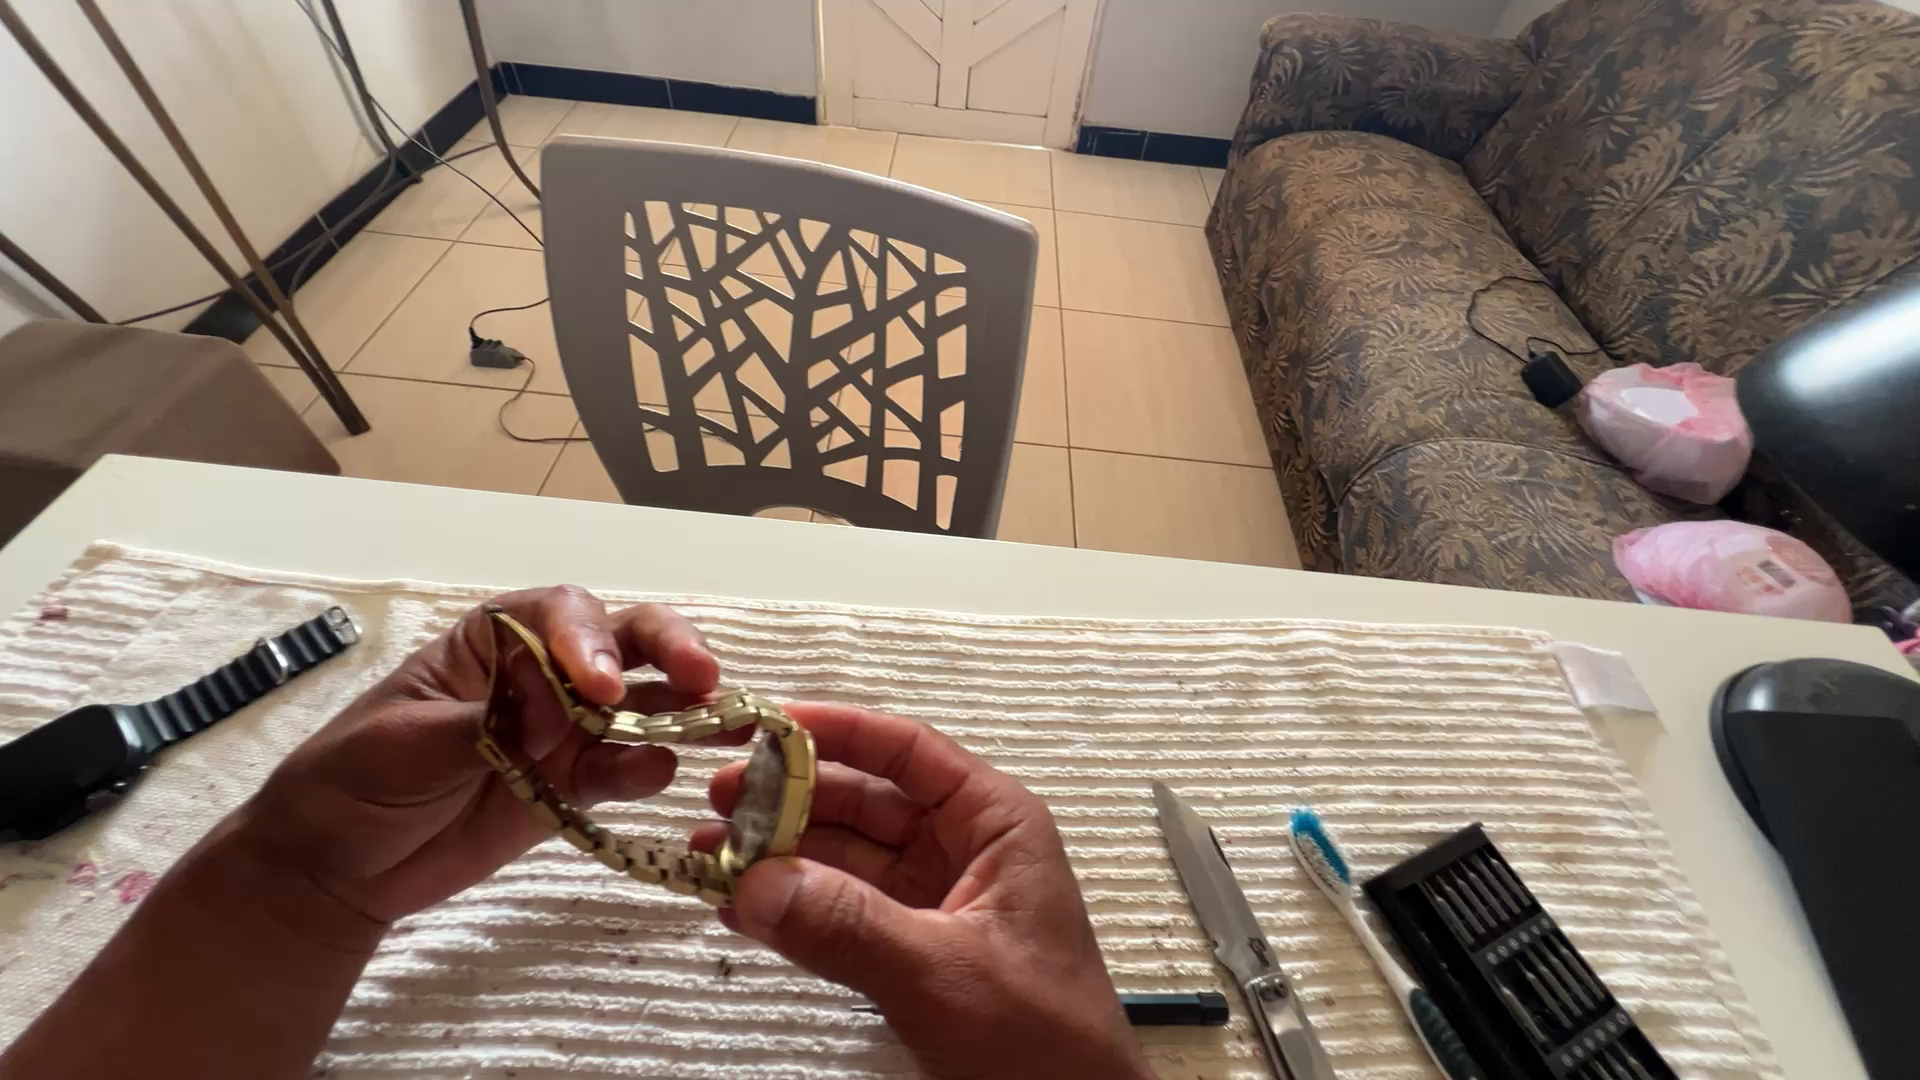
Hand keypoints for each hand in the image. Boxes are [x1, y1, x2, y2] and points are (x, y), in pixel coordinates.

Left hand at [234, 585, 718, 929]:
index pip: (564, 615)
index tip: (599, 688)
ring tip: (726, 723)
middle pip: (628, 642)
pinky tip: (663, 773)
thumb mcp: (401, 741)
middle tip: (705, 677)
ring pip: (646, 702)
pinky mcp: (580, 779)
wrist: (335, 870)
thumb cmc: (351, 780)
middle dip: (673, 651)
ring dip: (688, 708)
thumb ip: (485, 722)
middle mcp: (551, 673)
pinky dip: (648, 768)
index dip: (591, 640)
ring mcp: (572, 727)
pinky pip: (625, 766)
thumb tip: (559, 722)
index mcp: (502, 641)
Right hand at [702, 704, 1153, 1079]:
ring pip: (848, 851)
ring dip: (784, 851)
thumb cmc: (1037, 1035)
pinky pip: (843, 905)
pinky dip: (795, 904)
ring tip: (712, 851)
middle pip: (868, 797)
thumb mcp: (944, 971)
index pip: (909, 750)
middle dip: (795, 795)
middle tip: (721, 798)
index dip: (841, 729)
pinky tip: (742, 902)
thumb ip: (849, 926)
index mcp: (992, 818)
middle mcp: (960, 841)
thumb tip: (754, 883)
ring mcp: (932, 890)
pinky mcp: (909, 938)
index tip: (771, 722)